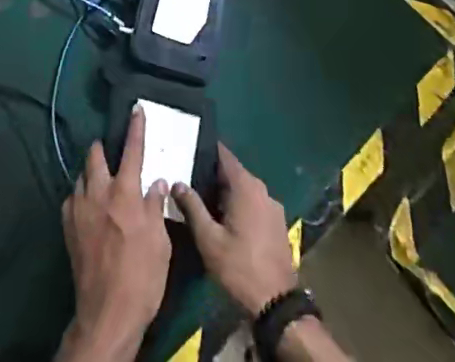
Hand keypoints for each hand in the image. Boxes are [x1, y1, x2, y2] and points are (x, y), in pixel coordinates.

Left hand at [58, 107, 172, 361]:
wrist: (108, 311)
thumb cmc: (143, 277)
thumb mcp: (160, 243)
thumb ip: (155, 206)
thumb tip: (156, 182)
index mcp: (124, 193)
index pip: (131, 151)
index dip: (135, 129)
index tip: (135, 109)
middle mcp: (97, 192)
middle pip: (95, 155)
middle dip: (103, 148)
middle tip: (114, 153)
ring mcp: (78, 207)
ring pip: (82, 175)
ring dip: (92, 173)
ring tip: (104, 183)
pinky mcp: (66, 224)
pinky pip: (73, 198)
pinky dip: (83, 195)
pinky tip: (92, 208)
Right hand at [172, 144, 295, 316]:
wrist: (277, 304)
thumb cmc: (239, 266)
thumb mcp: (208, 238)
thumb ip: (192, 206)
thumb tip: (177, 183)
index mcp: (246, 188)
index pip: (224, 156)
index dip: (206, 151)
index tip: (186, 149)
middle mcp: (263, 192)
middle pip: (234, 173)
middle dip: (211, 173)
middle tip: (186, 175)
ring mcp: (273, 209)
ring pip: (243, 190)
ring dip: (224, 192)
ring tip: (199, 197)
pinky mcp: (277, 225)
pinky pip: (253, 204)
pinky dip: (237, 205)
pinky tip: (221, 217)